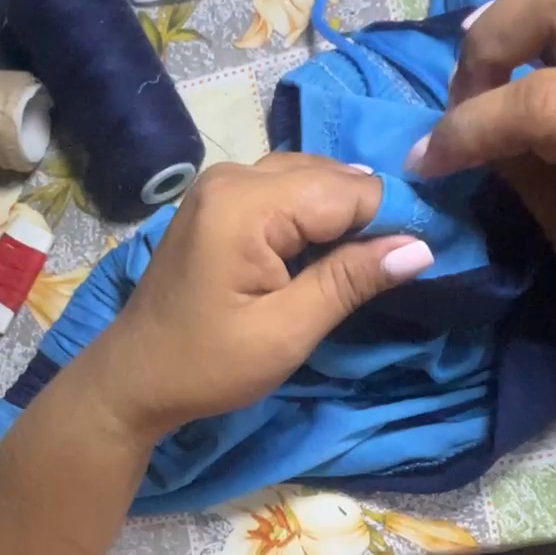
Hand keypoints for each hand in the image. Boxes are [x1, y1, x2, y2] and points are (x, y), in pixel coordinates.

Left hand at [72, 152, 432, 437]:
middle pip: (330, 175)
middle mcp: (232, 176)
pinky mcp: (216, 202)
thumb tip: (421, 247)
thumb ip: (349, 281)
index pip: (349, 190)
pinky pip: (282, 192)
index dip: (389, 223)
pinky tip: (316, 256)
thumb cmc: (207, 365)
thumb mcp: (286, 332)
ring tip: (351, 267)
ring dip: (338, 217)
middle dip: (364, 217)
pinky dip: (309, 218)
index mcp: (246, 204)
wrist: (134, 378)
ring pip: (309, 179)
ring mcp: (220, 185)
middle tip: (382, 271)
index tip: (413, 262)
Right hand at [410, 0, 555, 315]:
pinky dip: (548, 2)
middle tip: (471, 102)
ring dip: (517, 11)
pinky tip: (537, 52)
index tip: (428, 160)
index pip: (545, 101)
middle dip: (490, 44)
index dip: (469, 126)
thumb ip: (523, 173)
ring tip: (501, 71)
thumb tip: (461, 132)